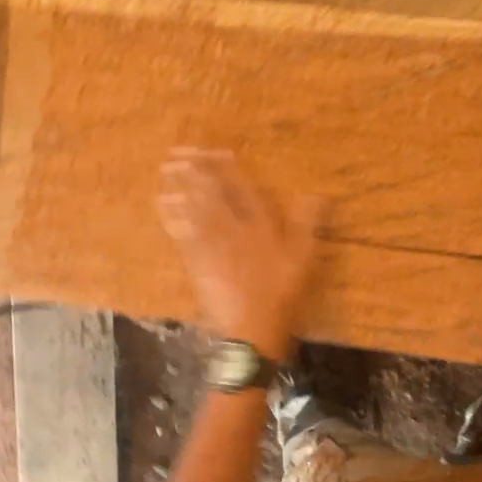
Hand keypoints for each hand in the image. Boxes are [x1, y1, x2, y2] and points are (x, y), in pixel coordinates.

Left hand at [158, 148, 324, 359]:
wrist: (252, 331)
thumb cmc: (282, 298)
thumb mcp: (303, 261)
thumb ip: (306, 226)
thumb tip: (317, 196)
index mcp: (261, 228)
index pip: (243, 191)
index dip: (228, 169)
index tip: (216, 151)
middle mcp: (234, 231)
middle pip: (213, 195)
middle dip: (197, 171)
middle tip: (181, 150)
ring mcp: (212, 246)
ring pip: (194, 209)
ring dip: (181, 187)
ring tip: (168, 167)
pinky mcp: (197, 263)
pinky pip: (182, 233)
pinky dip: (173, 216)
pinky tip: (164, 203)